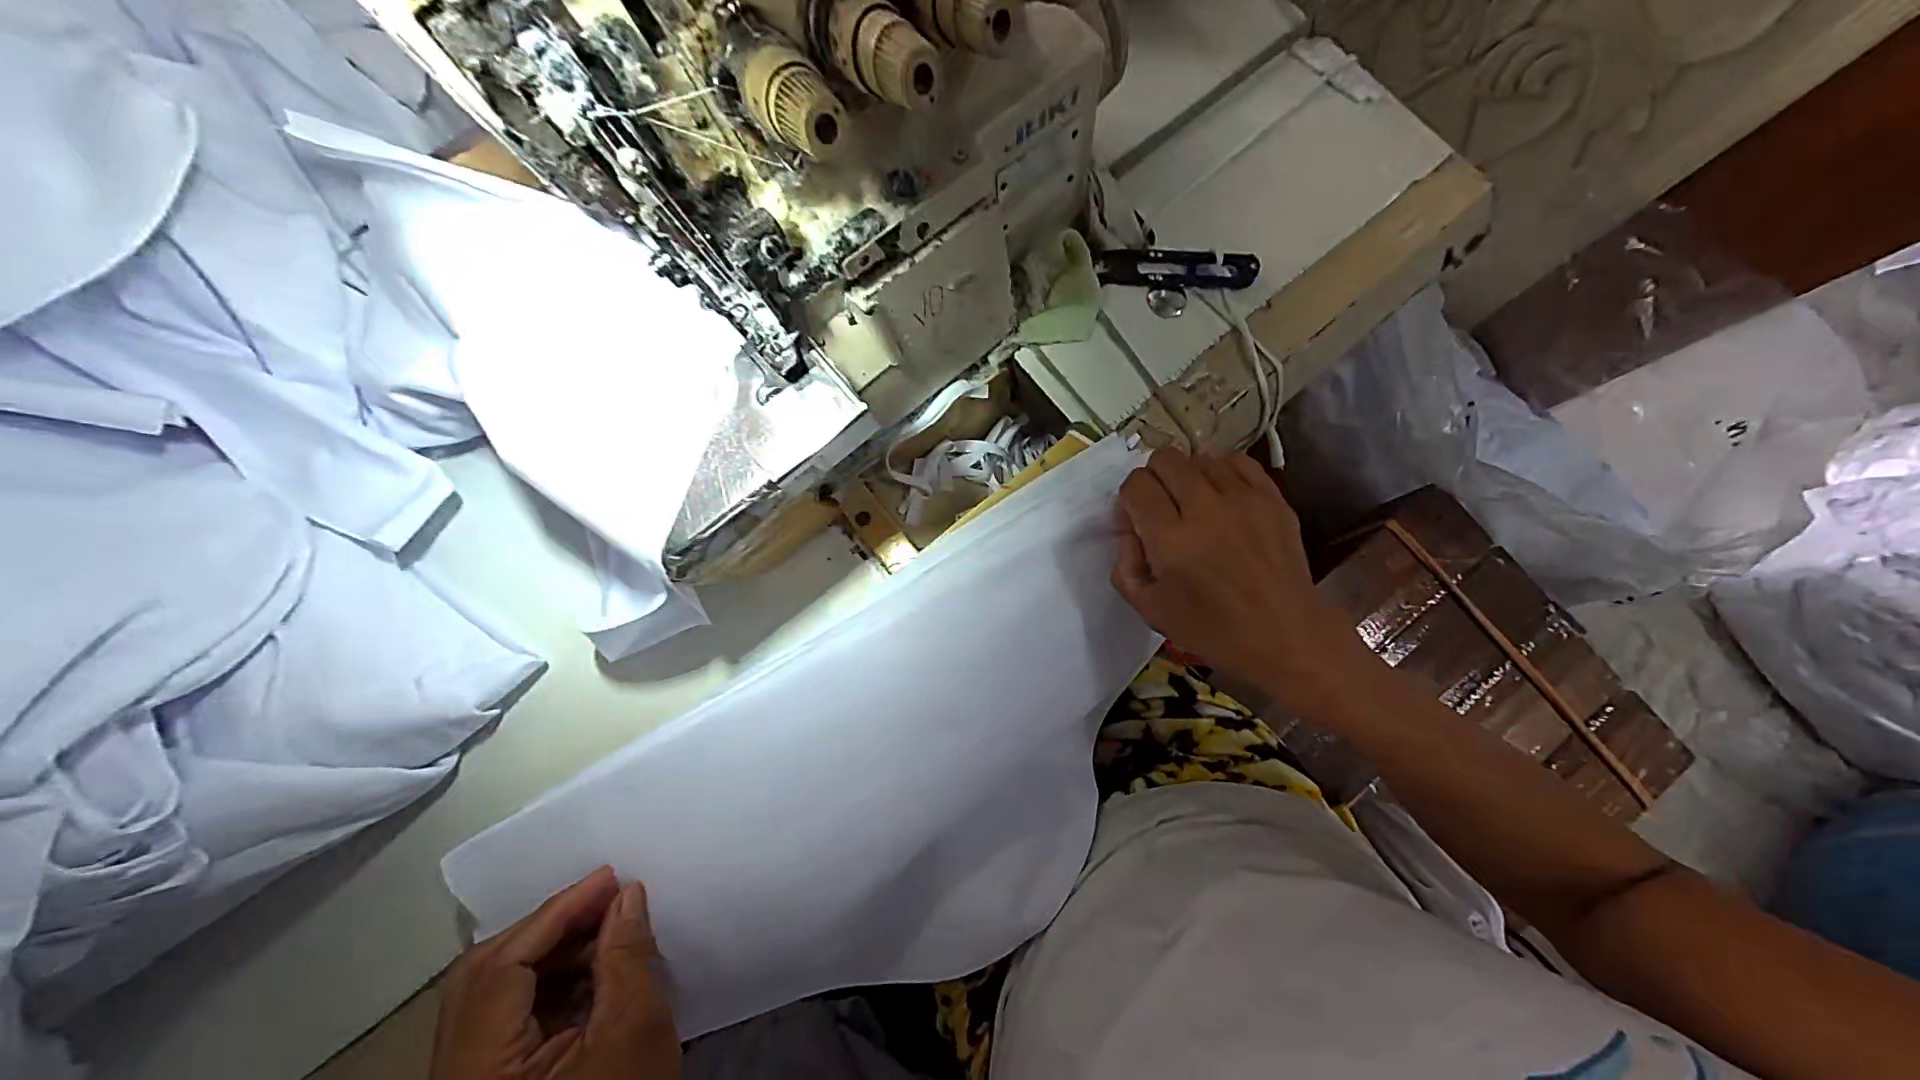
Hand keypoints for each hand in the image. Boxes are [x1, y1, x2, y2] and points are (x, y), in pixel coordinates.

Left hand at [432, 867, 679, 1079]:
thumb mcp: (633, 1031)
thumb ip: (626, 957)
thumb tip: (627, 896)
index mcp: (476, 1069)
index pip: (503, 966)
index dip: (558, 912)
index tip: (610, 877)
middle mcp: (456, 1070)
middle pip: (486, 974)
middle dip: (550, 927)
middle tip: (606, 898)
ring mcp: (471, 1076)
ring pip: (498, 991)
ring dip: (554, 952)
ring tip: (608, 928)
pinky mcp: (494, 1079)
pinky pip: (512, 1013)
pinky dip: (552, 980)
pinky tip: (594, 968)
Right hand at [1113, 449, 1370, 713]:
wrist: (1284, 636)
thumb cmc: (1211, 629)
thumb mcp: (1149, 608)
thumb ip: (1125, 564)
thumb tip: (1130, 527)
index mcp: (1170, 541)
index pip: (1136, 486)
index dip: (1130, 499)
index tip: (1138, 519)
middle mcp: (1205, 510)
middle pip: (1165, 460)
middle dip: (1155, 479)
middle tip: (1163, 508)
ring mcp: (1243, 500)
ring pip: (1199, 458)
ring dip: (1188, 477)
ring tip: (1195, 505)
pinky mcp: (1272, 498)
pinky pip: (1237, 461)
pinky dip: (1221, 472)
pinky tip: (1221, 497)